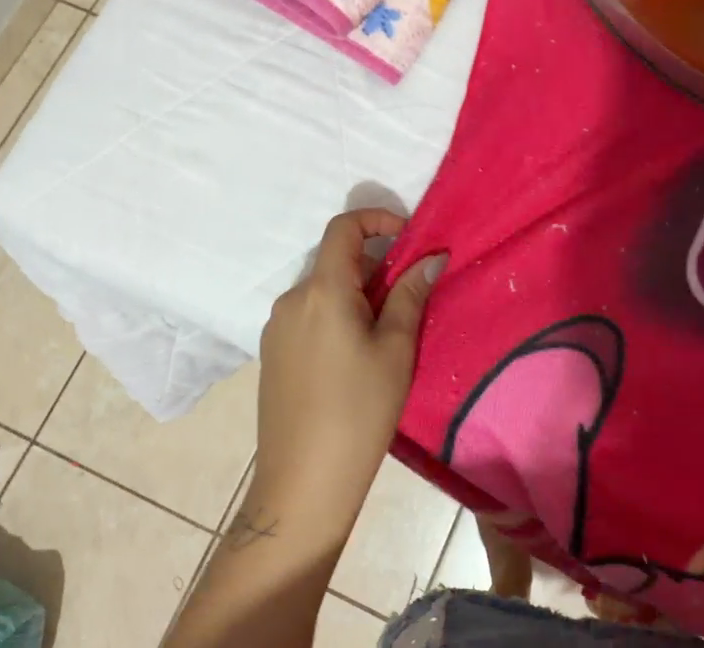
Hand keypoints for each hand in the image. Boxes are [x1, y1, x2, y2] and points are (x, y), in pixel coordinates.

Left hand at [253, 210, 444, 517]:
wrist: (303, 482)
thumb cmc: (360, 410)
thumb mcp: (396, 349)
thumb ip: (410, 294)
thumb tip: (431, 257)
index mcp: (321, 290)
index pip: (344, 228)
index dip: (378, 220)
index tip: (410, 239)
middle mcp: (291, 299)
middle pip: (335, 261)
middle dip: (376, 267)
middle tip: (410, 298)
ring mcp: (276, 328)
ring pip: (323, 291)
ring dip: (358, 294)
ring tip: (388, 335)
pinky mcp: (272, 355)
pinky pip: (310, 317)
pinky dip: (338, 316)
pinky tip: (357, 358)